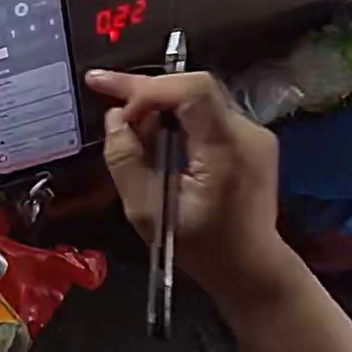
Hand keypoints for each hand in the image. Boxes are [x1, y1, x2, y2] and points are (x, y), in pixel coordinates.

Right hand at [85, 69, 297, 302]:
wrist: (249, 267)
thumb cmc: (199, 247)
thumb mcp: (146, 212)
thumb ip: (126, 161)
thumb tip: (115, 120)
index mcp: (226, 151)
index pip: (193, 91)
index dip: (148, 91)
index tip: (119, 114)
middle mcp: (247, 133)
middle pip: (192, 87)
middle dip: (143, 89)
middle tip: (99, 84)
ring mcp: (252, 134)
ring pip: (196, 98)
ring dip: (155, 102)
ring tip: (121, 117)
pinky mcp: (247, 140)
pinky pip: (203, 113)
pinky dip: (171, 116)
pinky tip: (148, 131)